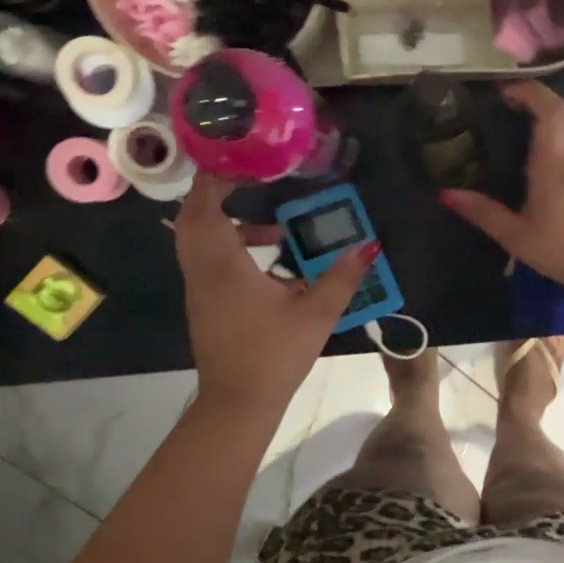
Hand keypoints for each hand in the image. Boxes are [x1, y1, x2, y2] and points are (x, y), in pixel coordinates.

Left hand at [174, 176, 375, 412]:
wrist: (238, 402)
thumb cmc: (274, 353)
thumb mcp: (316, 313)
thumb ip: (342, 277)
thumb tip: (369, 245)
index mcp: (223, 263)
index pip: (206, 203)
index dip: (218, 176)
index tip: (244, 159)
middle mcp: (202, 269)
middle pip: (194, 217)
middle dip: (219, 194)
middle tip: (254, 181)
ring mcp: (199, 288)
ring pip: (200, 240)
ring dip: (229, 224)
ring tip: (277, 228)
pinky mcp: (205, 305)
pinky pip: (208, 261)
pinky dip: (231, 249)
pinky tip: (272, 266)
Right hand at [438, 80, 563, 291]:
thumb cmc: (561, 251)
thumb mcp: (515, 236)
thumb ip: (482, 212)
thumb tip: (447, 195)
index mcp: (555, 163)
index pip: (550, 109)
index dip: (530, 91)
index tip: (507, 92)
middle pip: (563, 113)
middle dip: (538, 102)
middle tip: (512, 109)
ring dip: (553, 126)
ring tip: (528, 140)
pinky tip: (554, 172)